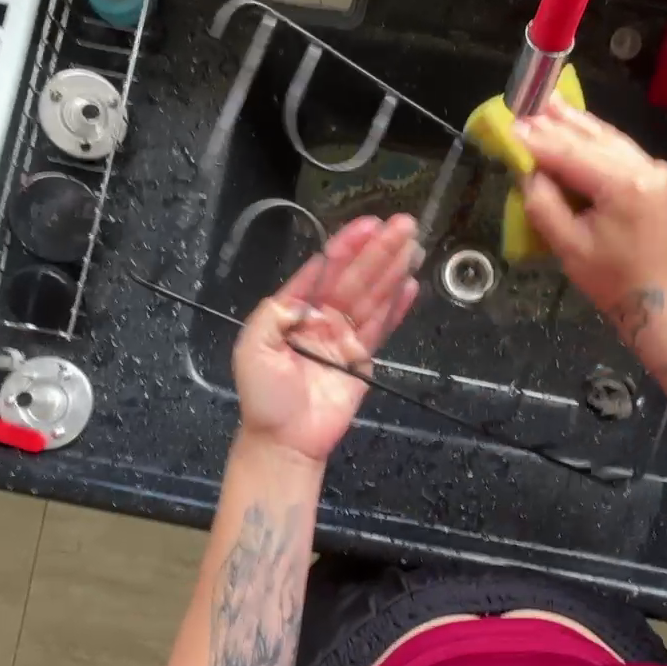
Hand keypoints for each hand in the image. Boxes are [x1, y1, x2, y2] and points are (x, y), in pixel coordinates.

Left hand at [233, 214, 420, 461]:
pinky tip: (410, 285)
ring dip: (393, 270)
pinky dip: (397, 307)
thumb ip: (274, 314)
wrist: (285, 440)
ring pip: (372, 298)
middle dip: (379, 251)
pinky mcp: (362, 359)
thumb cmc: (264, 396)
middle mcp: (322, 319)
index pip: (324, 271)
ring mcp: (344, 338)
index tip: (368, 226)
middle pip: (355, 278)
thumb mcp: (253, 347)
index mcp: (295, 311)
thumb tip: (305, 297)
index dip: (346, 247)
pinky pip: (382, 328)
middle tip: (404, 225)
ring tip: (413, 245)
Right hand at [513, 98, 666, 337]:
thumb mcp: (566, 246)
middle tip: (525, 104)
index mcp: (625, 187)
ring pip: (607, 138)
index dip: (539, 141)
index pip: (573, 156)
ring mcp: (654, 168)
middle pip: (592, 139)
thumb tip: (527, 170)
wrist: (652, 294)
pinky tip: (573, 123)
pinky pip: (618, 148)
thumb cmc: (607, 277)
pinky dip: (593, 138)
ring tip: (547, 102)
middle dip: (556, 125)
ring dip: (575, 123)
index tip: (511, 127)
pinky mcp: (654, 174)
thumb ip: (543, 203)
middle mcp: (646, 169)